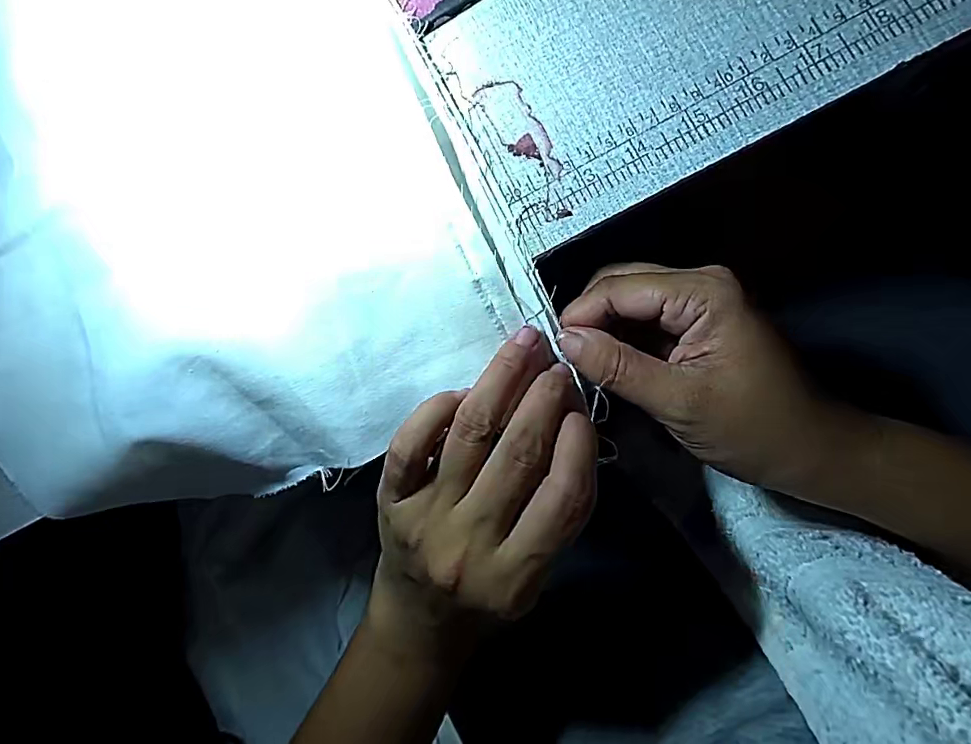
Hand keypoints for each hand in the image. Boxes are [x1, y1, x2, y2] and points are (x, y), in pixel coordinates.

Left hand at [365, 326, 598, 664]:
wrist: (418, 621)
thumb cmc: (486, 593)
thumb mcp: (534, 574)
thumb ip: (556, 513)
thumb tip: (571, 423)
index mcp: (516, 576)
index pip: (560, 499)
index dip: (578, 446)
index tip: (581, 407)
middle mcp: (468, 547)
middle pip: (515, 456)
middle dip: (541, 399)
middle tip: (555, 363)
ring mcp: (425, 519)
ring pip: (468, 437)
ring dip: (499, 384)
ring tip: (520, 350)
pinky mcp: (389, 500)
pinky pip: (410, 444)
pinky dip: (436, 410)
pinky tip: (462, 390)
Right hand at [556, 264, 870, 494]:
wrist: (816, 452)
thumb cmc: (756, 429)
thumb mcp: (680, 402)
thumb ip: (618, 367)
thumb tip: (563, 340)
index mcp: (702, 291)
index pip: (619, 288)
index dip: (580, 315)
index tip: (553, 352)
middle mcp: (698, 281)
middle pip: (620, 285)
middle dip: (588, 319)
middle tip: (563, 358)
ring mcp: (698, 297)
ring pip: (628, 300)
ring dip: (602, 328)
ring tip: (579, 363)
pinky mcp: (696, 318)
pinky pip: (645, 317)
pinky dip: (622, 338)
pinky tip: (607, 363)